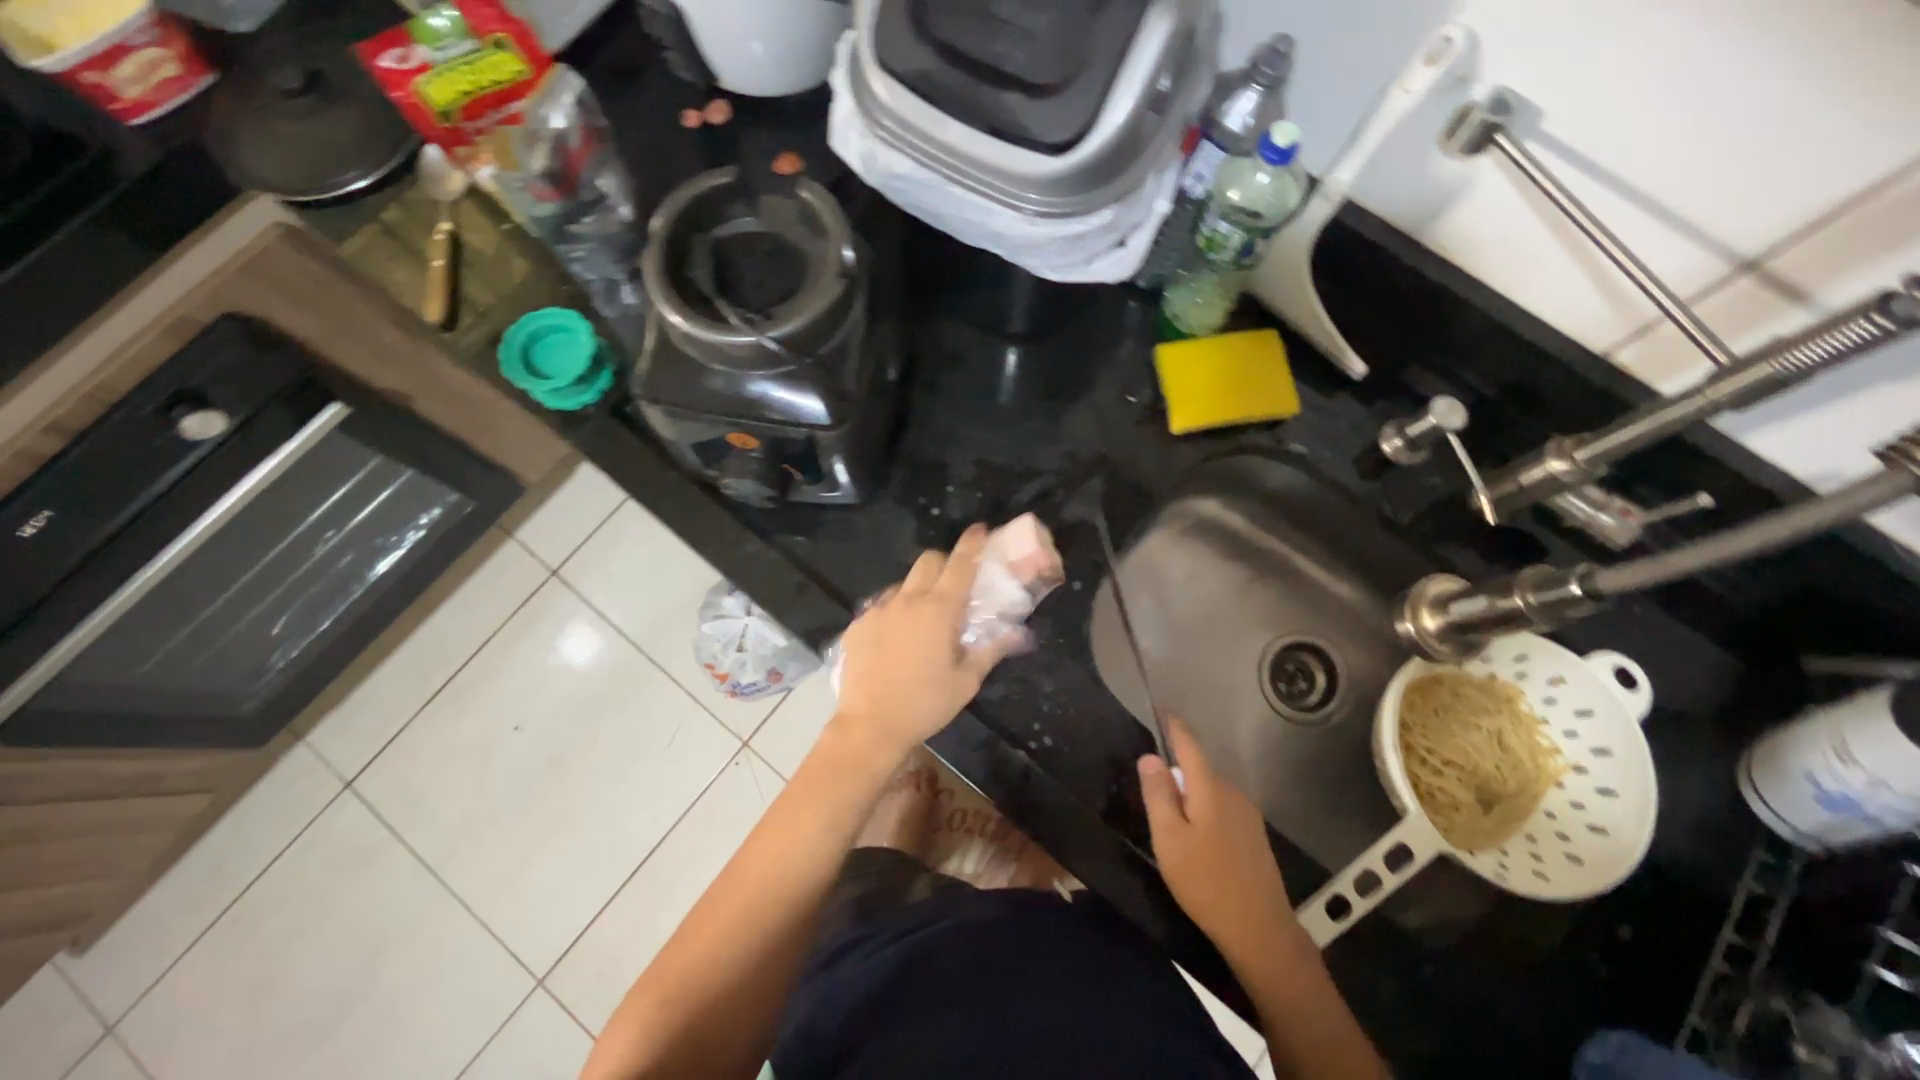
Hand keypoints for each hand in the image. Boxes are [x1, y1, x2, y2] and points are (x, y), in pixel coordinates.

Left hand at [833, 525, 1020, 762]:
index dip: (972, 544)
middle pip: (927, 561)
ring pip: (901, 584)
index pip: (960, 565)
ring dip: (916, 590)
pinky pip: (879, 606)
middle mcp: (907, 601)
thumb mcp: (965, 682)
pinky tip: (894, 640)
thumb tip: (1016, 635)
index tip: (980, 530)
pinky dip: (893, 612)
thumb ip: (990, 651)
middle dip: (943, 563)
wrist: (869, 726)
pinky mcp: (857, 625)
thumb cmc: (925, 704)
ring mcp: (877, 611)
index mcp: (939, 610)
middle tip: (953, 584)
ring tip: (921, 619)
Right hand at [1139, 715, 1299, 958]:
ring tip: (1169, 819)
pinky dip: (1203, 811)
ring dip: (1190, 794)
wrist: (1258, 927)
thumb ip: (1158, 795)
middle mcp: (1233, 793)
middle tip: (1150, 787)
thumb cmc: (1205, 882)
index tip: (1161, 709)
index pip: (1190, 744)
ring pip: (1210, 791)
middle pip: (1199, 769)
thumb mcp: (1169, 839)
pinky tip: (1194, 839)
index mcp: (1211, 789)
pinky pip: (1222, 808)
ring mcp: (1248, 814)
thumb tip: (1150, 757)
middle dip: (1176, 770)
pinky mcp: (1254, 835)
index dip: (1174, 726)